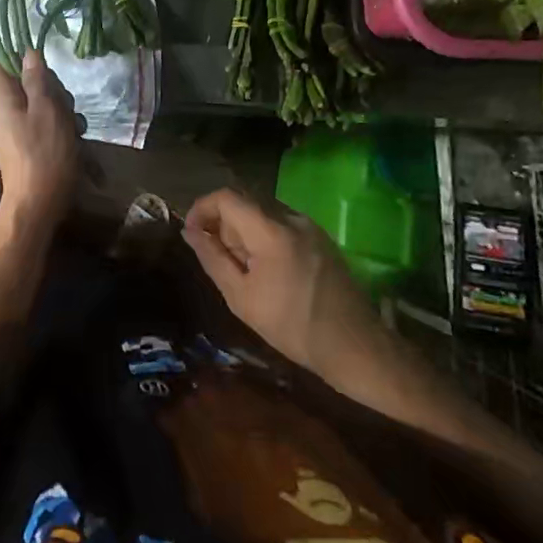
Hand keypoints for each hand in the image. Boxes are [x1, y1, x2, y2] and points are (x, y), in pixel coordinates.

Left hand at [0, 50, 79, 229]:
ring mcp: (17, 133)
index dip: (19, 62)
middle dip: (53, 92)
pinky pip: (45, 129)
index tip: (44, 71)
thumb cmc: (45, 154)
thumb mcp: (47, 110)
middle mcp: (5, 114)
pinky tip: (79, 146)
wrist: (39, 205)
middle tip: (66, 107)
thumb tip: (27, 54)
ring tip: (77, 131)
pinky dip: (62, 133)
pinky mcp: (29, 149)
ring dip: (64, 115)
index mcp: (2, 100)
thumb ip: (37, 80)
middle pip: (27, 87)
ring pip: (42, 108)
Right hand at [182, 189, 390, 381]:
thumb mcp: (240, 297)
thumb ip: (212, 258)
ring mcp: (310, 226)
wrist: (352, 345)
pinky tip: (266, 270)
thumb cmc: (291, 326)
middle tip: (216, 258)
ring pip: (263, 213)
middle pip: (245, 203)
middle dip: (221, 223)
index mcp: (271, 231)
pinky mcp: (321, 237)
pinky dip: (263, 236)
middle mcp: (292, 218)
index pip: (226, 197)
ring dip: (242, 230)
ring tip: (241, 268)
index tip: (191, 232)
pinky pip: (282, 224)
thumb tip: (190, 231)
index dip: (202, 208)